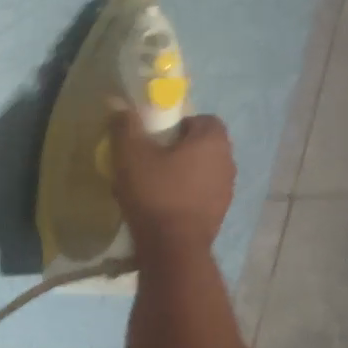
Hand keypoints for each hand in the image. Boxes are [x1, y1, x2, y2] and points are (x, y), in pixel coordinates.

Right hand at [111, 106, 234, 262]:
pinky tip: (164, 206)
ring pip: (204, 169)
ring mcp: (227, 186)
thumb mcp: (130, 156)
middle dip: (181, 148)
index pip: (203, 119)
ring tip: (155, 186)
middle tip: (150, 160)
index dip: (179, 124)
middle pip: (204, 144)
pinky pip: (202, 192)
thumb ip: (125, 128)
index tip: (155, 138)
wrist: (172, 243)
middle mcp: (228, 159)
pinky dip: (187, 194)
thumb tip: (119, 104)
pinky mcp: (219, 209)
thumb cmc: (154, 192)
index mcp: (211, 140)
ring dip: (185, 172)